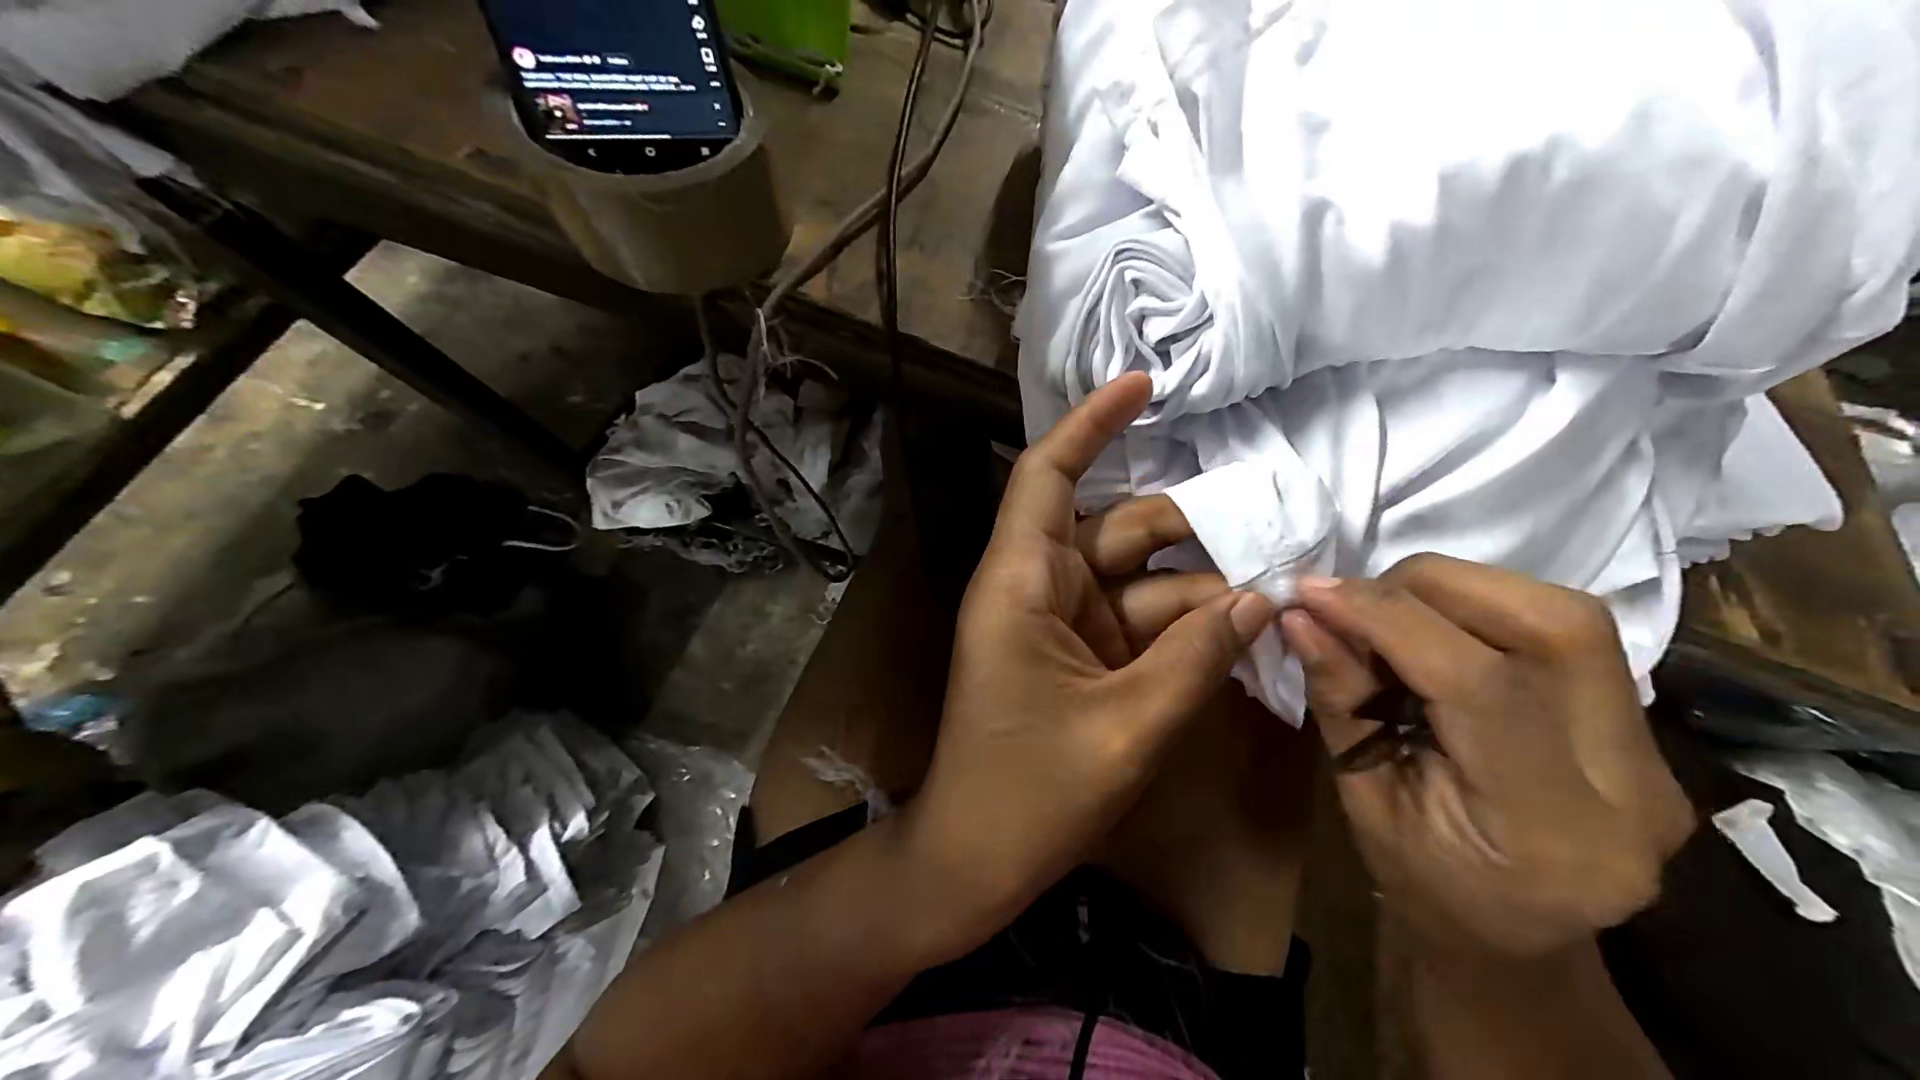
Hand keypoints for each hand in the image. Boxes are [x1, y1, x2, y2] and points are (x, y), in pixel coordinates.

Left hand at [900, 373, 1273, 947]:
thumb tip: (1260, 599)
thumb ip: (1197, 658)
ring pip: (1137, 579)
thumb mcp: (1127, 724)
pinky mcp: (1076, 656)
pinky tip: (1244, 632)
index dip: (1091, 423)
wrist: (975, 857)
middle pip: (1119, 529)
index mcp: (1022, 582)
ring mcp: (1058, 623)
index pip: (1048, 475)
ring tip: (1282, 589)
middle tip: (1280, 531)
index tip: (1145, 383)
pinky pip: (1136, 621)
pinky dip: (1183, 626)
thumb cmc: (1031, 791)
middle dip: (1194, 530)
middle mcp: (1037, 587)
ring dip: (1201, 586)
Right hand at [1281, 554, 1694, 956]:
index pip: (1478, 684)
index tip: (1311, 592)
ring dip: (1459, 588)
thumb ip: (1340, 701)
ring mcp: (1656, 753)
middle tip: (1354, 598)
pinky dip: (1484, 607)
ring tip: (1391, 610)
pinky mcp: (1645, 726)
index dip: (1386, 619)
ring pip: (1569, 614)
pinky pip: (1568, 631)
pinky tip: (1437, 629)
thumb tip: (1301, 615)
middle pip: (1552, 627)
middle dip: (1430, 587)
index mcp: (1549, 830)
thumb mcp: (1361, 798)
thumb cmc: (1420, 881)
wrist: (1513, 931)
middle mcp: (1632, 783)